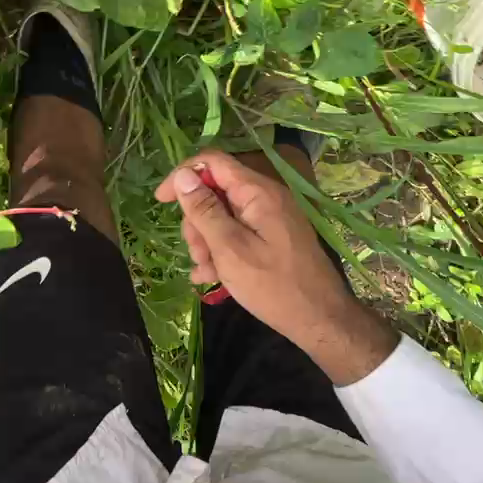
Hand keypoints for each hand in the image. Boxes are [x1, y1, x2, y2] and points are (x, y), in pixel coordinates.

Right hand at [155, 151, 397, 385]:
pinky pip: (237, 231)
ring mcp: (270, 217)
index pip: (212, 162)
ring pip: (223, 214)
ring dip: (207, 240)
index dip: (183, 175)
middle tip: (196, 252)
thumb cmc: (273, 286)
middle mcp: (265, 197)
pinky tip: (212, 277)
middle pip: (215, 191)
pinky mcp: (272, 236)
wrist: (321, 321)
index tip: (161, 201)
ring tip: (205, 271)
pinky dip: (221, 249)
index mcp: (257, 192)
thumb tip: (183, 175)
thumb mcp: (230, 249)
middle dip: (197, 220)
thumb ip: (205, 210)